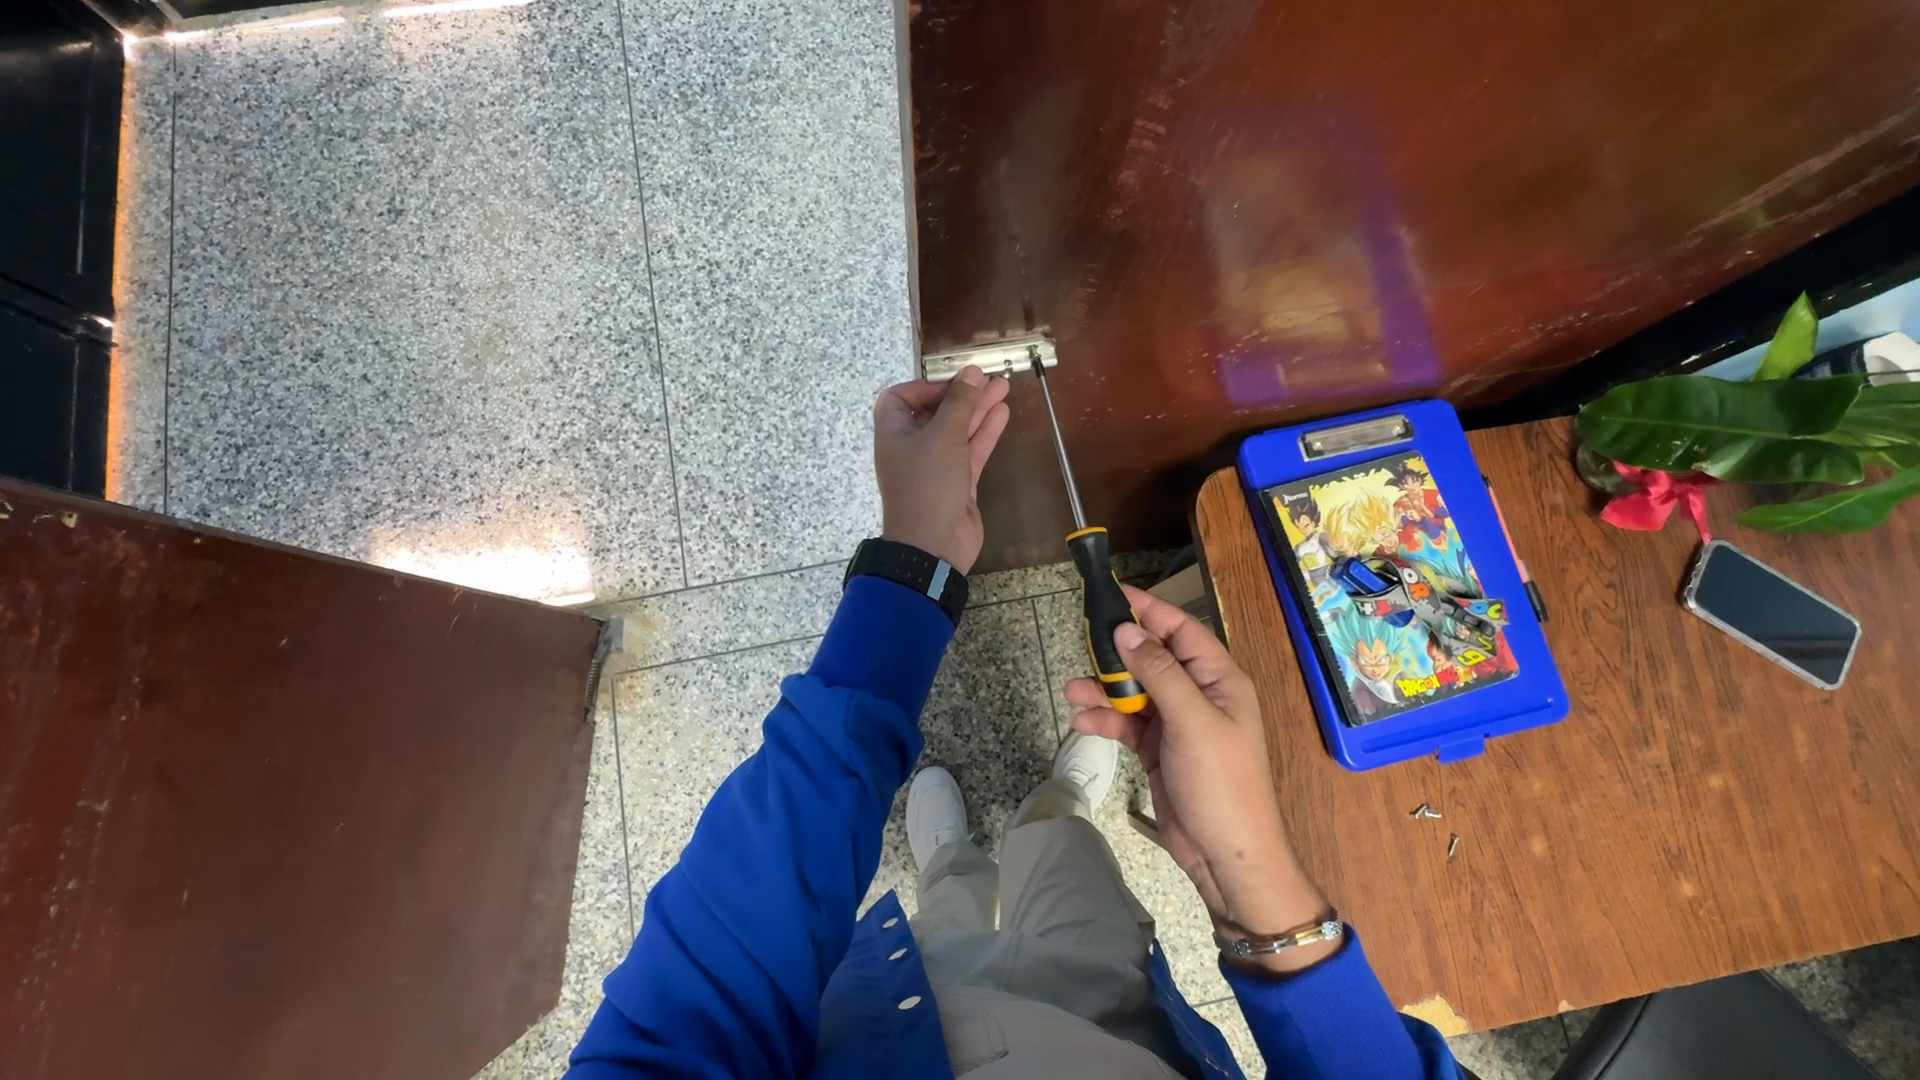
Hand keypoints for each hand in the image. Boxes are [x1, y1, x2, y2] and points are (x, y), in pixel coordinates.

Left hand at [872, 366, 1010, 573]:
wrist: (933, 547)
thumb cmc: (928, 486)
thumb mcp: (943, 437)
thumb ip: (960, 403)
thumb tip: (972, 373)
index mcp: (894, 434)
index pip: (899, 399)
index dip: (923, 387)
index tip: (950, 383)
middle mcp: (912, 448)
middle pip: (935, 412)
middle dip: (961, 394)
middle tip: (988, 378)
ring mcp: (935, 466)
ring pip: (957, 430)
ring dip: (978, 410)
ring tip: (1003, 387)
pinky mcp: (957, 482)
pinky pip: (970, 451)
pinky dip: (985, 433)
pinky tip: (1002, 414)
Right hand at [1065, 585, 1335, 973]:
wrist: (1226, 856)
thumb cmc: (1220, 782)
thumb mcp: (1192, 721)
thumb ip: (1158, 672)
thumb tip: (1126, 630)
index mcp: (1219, 679)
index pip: (1180, 630)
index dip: (1148, 610)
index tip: (1112, 594)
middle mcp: (1197, 694)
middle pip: (1151, 658)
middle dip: (1117, 652)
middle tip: (1082, 641)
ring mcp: (1176, 723)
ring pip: (1133, 691)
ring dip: (1103, 689)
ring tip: (1072, 691)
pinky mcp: (1157, 749)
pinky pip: (1126, 723)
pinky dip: (1105, 720)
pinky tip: (1082, 723)